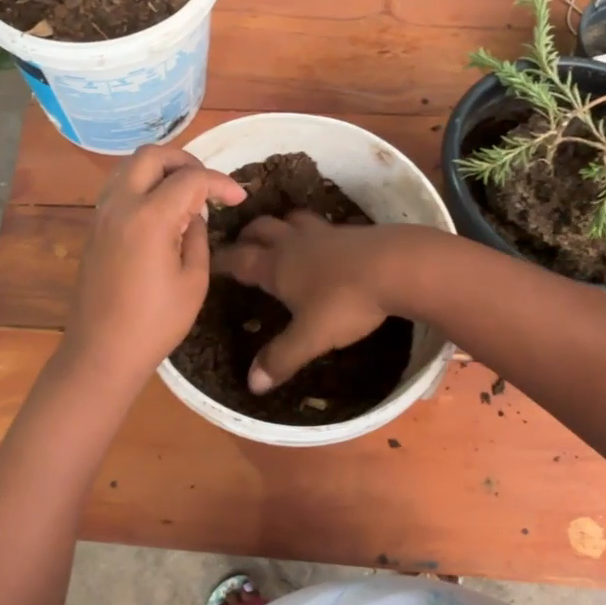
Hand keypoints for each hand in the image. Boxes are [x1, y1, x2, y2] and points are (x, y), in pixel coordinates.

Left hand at [67, 145, 247, 382]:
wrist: (102, 350)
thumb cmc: (155, 322)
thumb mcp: (194, 280)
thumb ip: (196, 236)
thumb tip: (192, 214)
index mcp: (149, 216)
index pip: (190, 178)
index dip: (220, 182)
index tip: (239, 197)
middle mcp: (121, 204)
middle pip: (152, 155)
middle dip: (185, 161)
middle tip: (206, 183)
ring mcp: (102, 214)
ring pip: (129, 167)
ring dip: (160, 170)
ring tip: (185, 193)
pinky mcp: (94, 227)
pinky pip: (119, 188)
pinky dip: (142, 185)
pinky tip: (161, 210)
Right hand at [214, 213, 427, 393]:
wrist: (397, 266)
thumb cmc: (345, 301)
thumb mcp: (310, 338)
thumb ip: (281, 358)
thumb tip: (251, 384)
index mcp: (275, 266)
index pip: (237, 259)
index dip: (221, 261)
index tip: (209, 262)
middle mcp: (294, 243)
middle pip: (261, 228)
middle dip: (247, 235)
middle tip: (242, 245)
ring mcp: (324, 233)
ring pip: (292, 220)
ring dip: (280, 226)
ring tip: (279, 237)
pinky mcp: (351, 231)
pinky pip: (322, 225)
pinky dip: (313, 232)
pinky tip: (323, 245)